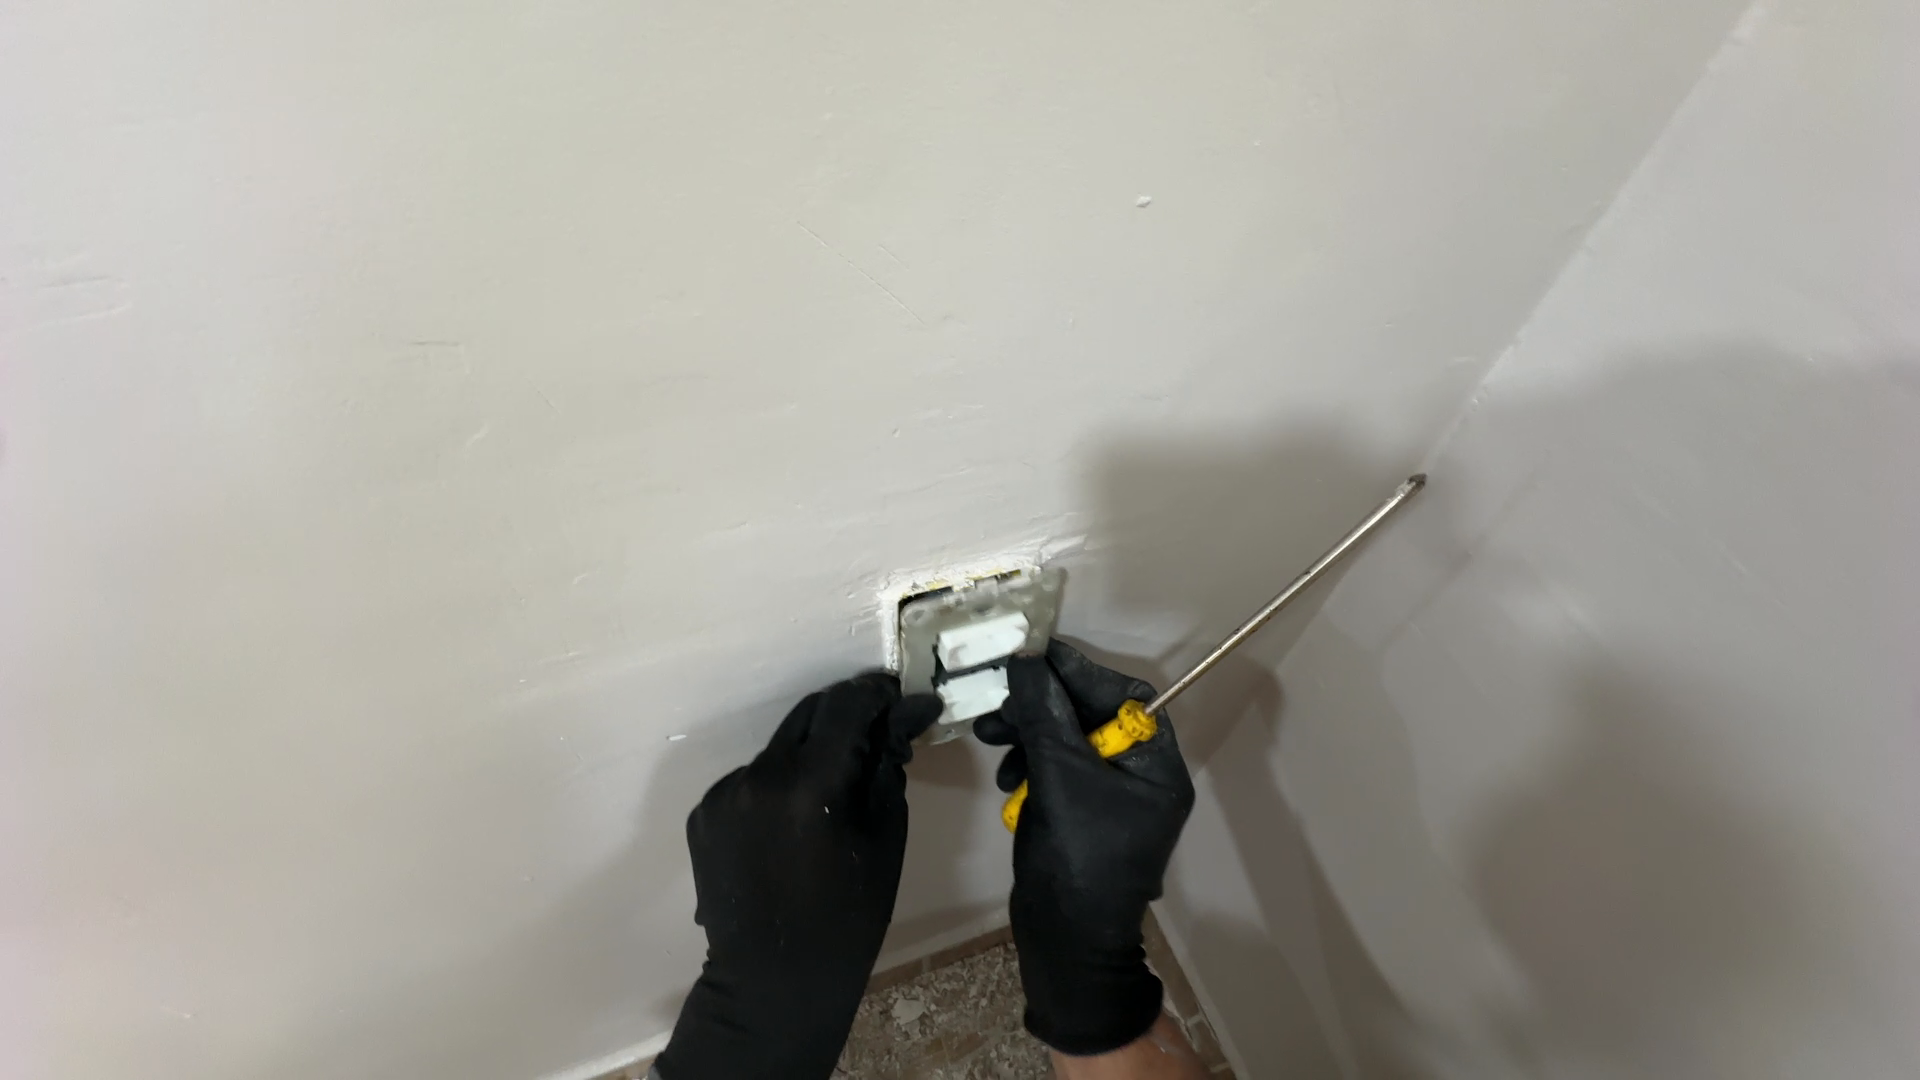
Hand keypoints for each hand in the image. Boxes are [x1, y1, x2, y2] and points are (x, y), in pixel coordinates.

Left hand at [654, 674, 940, 1079]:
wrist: (772, 982)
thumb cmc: (847, 914)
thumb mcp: (885, 835)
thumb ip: (885, 765)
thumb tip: (900, 716)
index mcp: (809, 783)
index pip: (845, 705)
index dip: (875, 692)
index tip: (894, 694)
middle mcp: (759, 774)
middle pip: (808, 712)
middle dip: (844, 714)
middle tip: (871, 730)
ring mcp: (724, 792)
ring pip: (780, 745)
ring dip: (809, 751)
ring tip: (828, 788)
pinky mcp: (703, 811)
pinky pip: (752, 777)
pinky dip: (778, 783)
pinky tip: (790, 818)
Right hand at [972, 641, 1195, 1055]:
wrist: (1063, 940)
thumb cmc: (1077, 856)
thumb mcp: (1060, 775)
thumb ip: (1045, 713)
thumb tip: (1027, 660)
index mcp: (1155, 764)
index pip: (1123, 696)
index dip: (1079, 671)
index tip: (1037, 652)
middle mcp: (1137, 772)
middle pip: (1089, 714)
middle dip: (1041, 705)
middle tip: (1002, 698)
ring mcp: (1107, 791)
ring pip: (1065, 737)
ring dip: (1026, 731)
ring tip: (990, 733)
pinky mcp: (1077, 805)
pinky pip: (1053, 765)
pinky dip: (1026, 761)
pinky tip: (1006, 775)